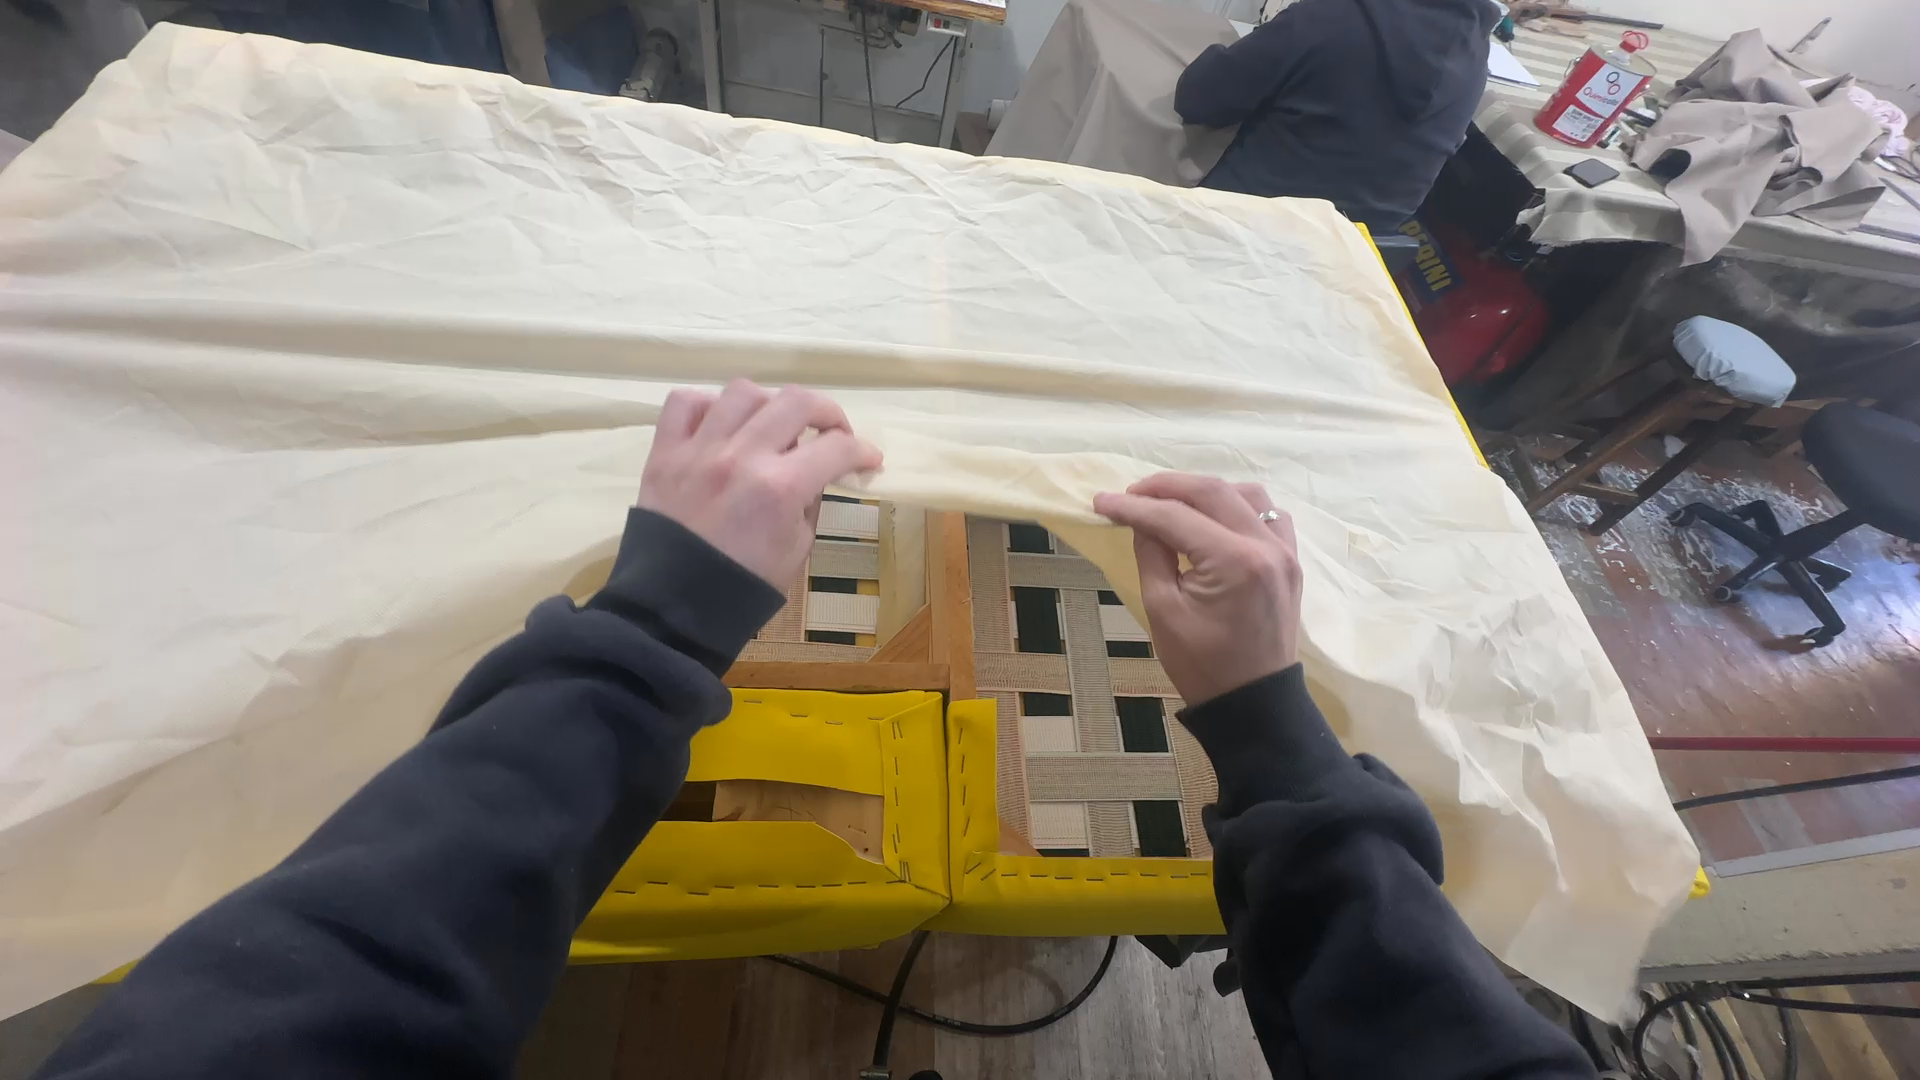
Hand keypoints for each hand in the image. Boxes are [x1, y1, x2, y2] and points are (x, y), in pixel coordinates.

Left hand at [638, 380, 881, 588]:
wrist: (674, 607)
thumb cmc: (745, 585)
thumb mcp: (797, 548)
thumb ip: (809, 502)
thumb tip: (814, 473)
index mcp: (780, 488)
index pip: (837, 448)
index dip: (863, 451)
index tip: (869, 459)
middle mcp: (742, 457)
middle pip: (797, 401)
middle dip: (828, 412)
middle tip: (833, 432)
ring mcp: (699, 450)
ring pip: (744, 392)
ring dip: (771, 403)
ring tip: (775, 426)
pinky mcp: (664, 453)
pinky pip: (685, 403)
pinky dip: (710, 405)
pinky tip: (723, 424)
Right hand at [1092, 473, 1301, 707]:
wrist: (1252, 701)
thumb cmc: (1201, 664)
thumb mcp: (1162, 609)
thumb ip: (1151, 554)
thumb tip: (1142, 520)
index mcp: (1233, 562)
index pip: (1174, 517)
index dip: (1134, 507)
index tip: (1101, 502)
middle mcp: (1265, 546)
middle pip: (1212, 491)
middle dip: (1165, 487)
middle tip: (1130, 494)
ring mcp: (1285, 551)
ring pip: (1245, 494)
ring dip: (1204, 491)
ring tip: (1170, 502)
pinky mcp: (1290, 561)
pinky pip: (1268, 515)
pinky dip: (1238, 506)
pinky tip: (1214, 517)